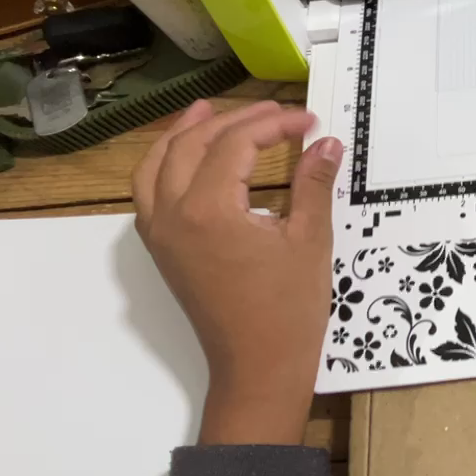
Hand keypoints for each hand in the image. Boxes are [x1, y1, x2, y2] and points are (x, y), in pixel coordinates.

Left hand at [132, 100, 344, 445]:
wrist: (258, 365)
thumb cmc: (289, 306)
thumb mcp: (309, 240)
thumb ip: (313, 184)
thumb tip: (326, 143)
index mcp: (208, 209)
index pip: (235, 145)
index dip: (274, 124)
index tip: (309, 120)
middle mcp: (171, 214)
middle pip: (192, 146)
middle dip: (234, 121)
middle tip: (275, 111)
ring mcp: (159, 232)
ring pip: (156, 164)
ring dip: (184, 134)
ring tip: (209, 111)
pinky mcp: (162, 248)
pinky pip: (148, 191)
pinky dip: (166, 163)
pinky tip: (190, 158)